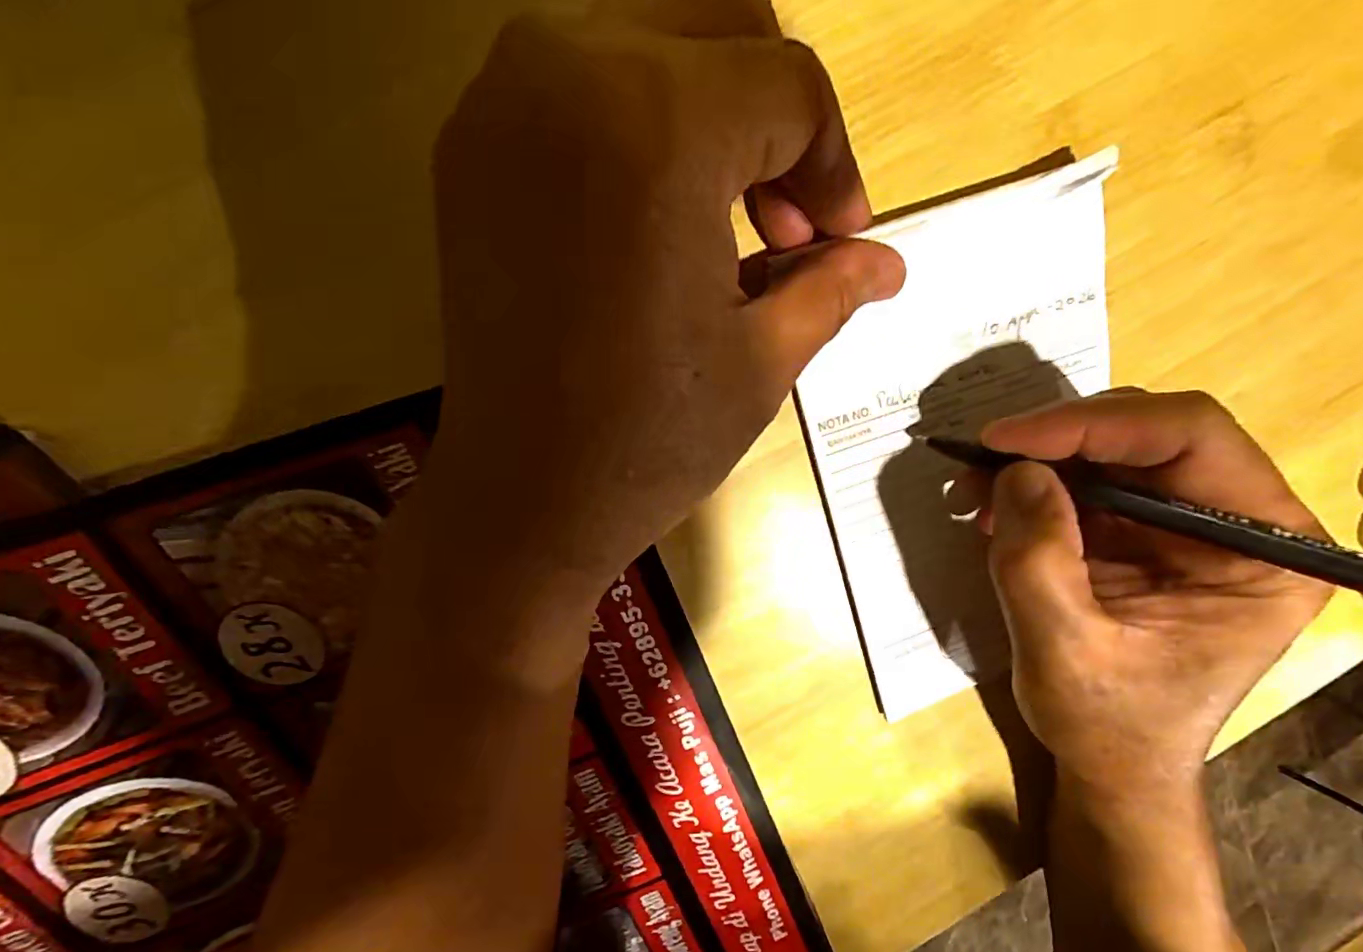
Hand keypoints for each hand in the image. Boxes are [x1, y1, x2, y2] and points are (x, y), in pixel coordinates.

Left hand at [426, 1, 902, 603]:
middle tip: (797, 223)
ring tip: (737, 223)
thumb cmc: (657, 438)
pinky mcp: (475, 138)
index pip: (790, 86)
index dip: (837, 164)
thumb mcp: (767, 357)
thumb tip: (887, 260)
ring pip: (652, 37)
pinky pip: (587, 80)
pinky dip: (649, 123)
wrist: (524, 494)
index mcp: (657, 126)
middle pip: (724, 26)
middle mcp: (569, 69)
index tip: (846, 240)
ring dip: (719, 112)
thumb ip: (832, 283)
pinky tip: (669, 218)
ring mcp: (505, 95)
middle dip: (783, 120)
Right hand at [971, 389, 1331, 794]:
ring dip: (1044, 460)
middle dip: (1062, 440)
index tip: (1007, 440)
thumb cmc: (1110, 727)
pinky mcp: (1154, 531)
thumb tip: (1017, 471)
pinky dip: (1042, 485)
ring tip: (979, 487)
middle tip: (986, 459)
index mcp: (1266, 549)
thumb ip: (1039, 561)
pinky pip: (1097, 482)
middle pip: (1155, 433)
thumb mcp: (1065, 652)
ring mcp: (1197, 522)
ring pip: (1119, 450)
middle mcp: (1244, 520)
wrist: (1115, 769)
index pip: (1191, 438)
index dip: (1093, 424)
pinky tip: (999, 506)